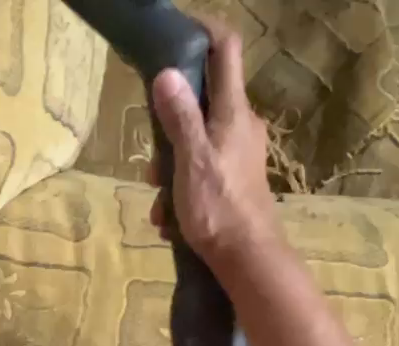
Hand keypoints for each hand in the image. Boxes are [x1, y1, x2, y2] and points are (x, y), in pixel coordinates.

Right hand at [149, 26, 279, 278]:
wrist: (247, 259)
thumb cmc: (218, 208)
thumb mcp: (191, 160)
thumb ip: (179, 117)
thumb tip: (167, 74)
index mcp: (233, 113)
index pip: (224, 51)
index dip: (203, 32)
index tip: (177, 32)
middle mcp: (241, 128)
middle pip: (200, 108)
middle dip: (168, 132)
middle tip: (151, 166)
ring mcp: (239, 157)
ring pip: (194, 149)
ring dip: (169, 176)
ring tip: (160, 207)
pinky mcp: (235, 185)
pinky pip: (200, 177)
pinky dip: (181, 195)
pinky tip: (170, 221)